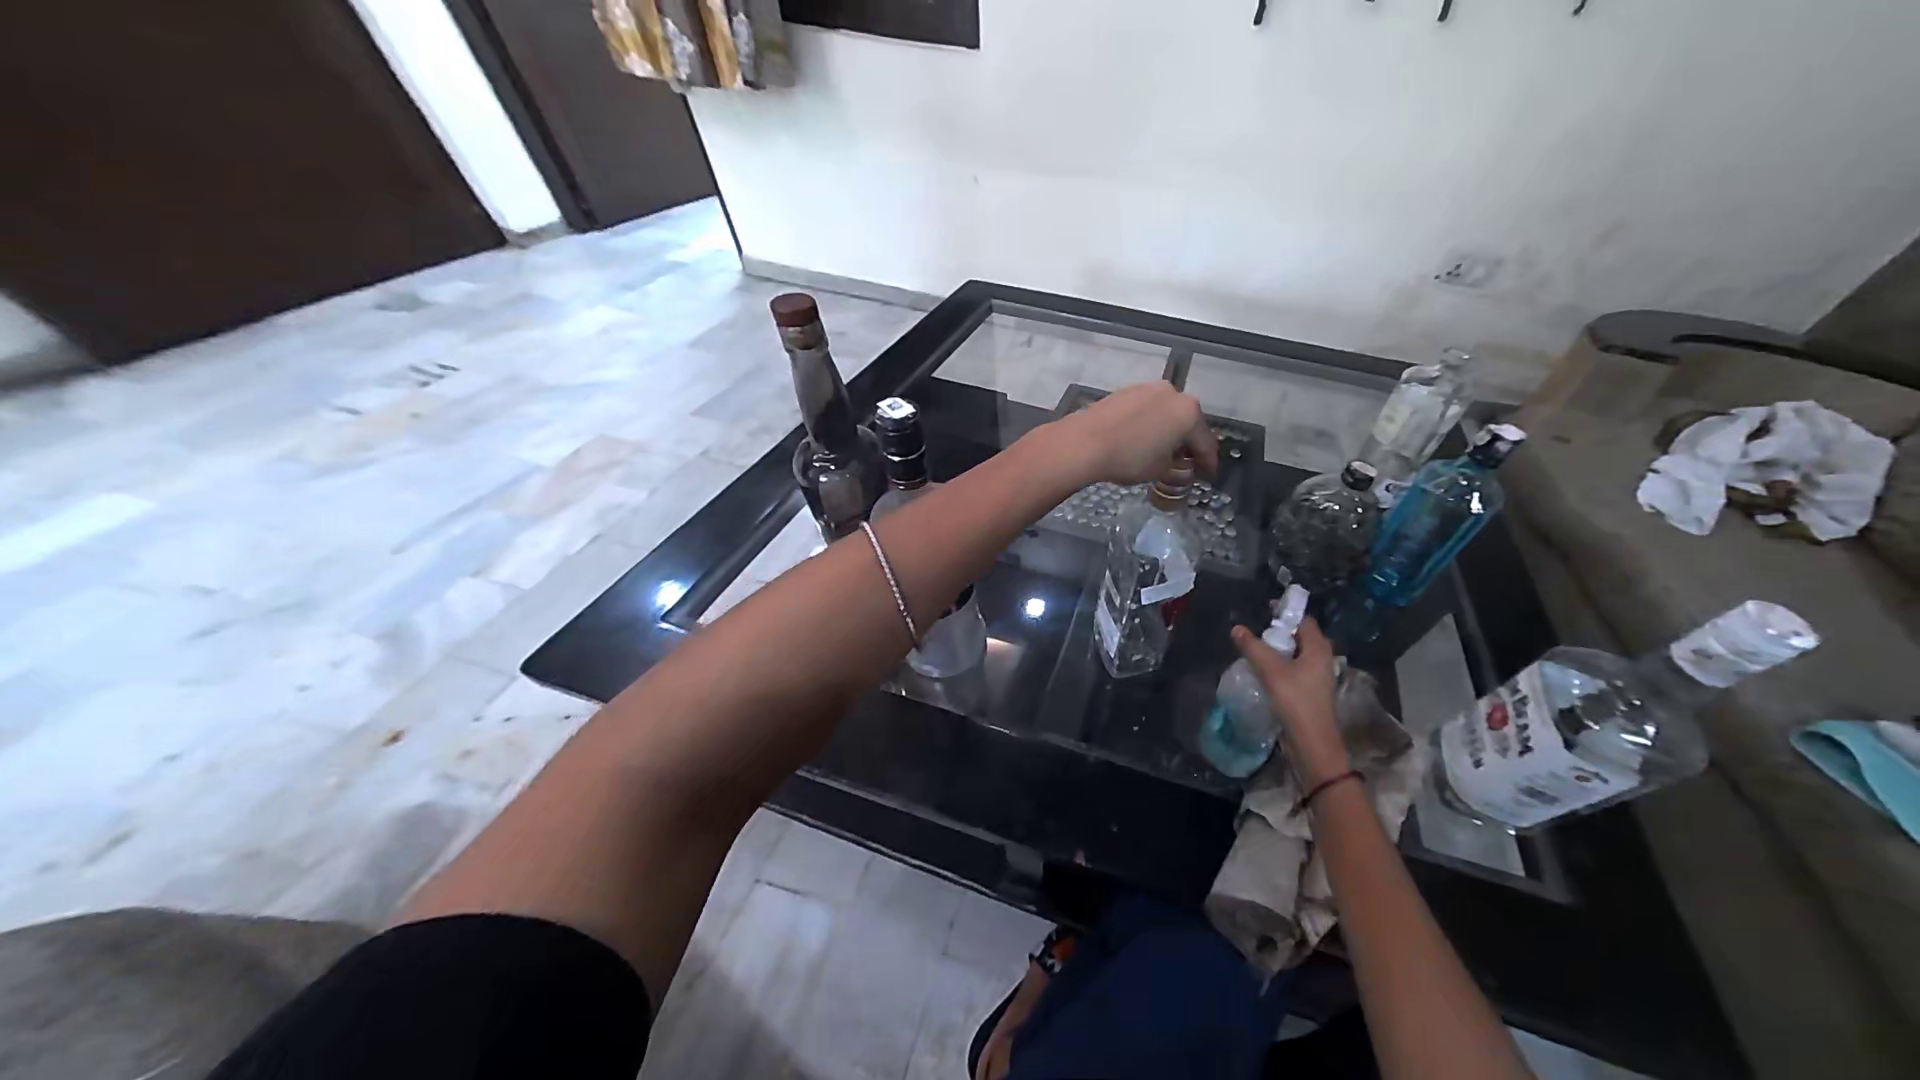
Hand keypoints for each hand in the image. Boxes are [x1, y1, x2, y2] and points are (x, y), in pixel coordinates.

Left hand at [1041, 381, 1219, 486]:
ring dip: (1169, 430)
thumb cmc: (1129, 458)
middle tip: (1188, 462)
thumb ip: (1175, 464)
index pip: (1205, 442)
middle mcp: (1172, 393)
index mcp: (1188, 412)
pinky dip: (1150, 423)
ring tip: (1164, 450)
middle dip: (1189, 443)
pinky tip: (1143, 437)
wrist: (1084, 442)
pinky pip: (1146, 410)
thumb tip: (1174, 460)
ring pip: (1166, 412)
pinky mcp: (1125, 391)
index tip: (1208, 475)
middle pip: (1187, 422)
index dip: (1208, 462)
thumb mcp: (1160, 469)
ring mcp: (1147, 388)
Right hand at [1230, 616, 1351, 787]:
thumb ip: (1253, 647)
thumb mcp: (1270, 671)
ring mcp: (1317, 676)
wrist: (1312, 741)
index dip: (1286, 612)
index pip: (1304, 620)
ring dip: (1278, 649)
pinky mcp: (1310, 690)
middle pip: (1300, 636)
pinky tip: (1263, 670)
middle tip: (1256, 629)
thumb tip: (1237, 628)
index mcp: (1318, 649)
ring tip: (1255, 648)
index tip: (1264, 609)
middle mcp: (1322, 658)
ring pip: (1296, 653)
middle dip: (1279, 630)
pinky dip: (1280, 663)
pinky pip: (1294, 668)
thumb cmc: (1295, 701)